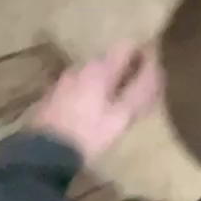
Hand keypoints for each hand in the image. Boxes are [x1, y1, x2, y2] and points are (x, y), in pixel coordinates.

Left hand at [31, 43, 162, 162]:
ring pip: (94, 74)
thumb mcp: (123, 115)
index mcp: (100, 68)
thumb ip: (142, 89)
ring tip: (119, 106)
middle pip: (110, 59)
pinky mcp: (52, 96)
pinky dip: (92, 93)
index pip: (127, 46)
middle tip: (139, 94)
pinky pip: (80, 86)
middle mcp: (80, 67)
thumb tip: (158, 68)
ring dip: (109, 83)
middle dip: (127, 72)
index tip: (153, 73)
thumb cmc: (89, 133)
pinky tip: (95, 114)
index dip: (143, 55)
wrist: (42, 154)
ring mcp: (63, 81)